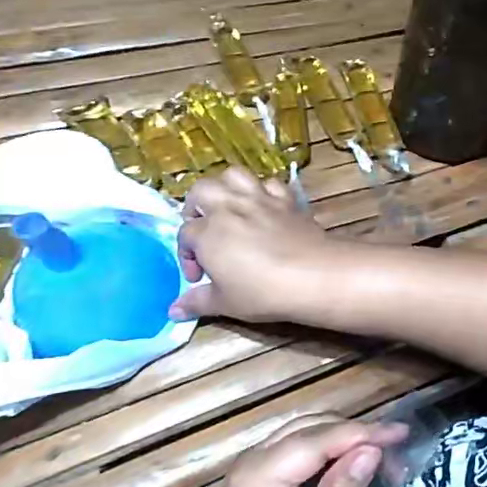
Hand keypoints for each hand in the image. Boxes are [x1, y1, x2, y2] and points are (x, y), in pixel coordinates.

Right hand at [170, 168, 342, 323]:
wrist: (313, 275)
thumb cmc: (262, 292)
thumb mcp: (225, 303)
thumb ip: (196, 302)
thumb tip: (173, 310)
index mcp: (207, 232)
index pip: (185, 235)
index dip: (187, 257)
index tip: (199, 277)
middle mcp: (229, 207)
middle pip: (201, 191)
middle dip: (195, 208)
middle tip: (204, 231)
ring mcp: (259, 199)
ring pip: (233, 176)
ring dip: (226, 188)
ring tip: (228, 208)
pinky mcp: (285, 199)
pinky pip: (269, 183)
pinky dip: (263, 191)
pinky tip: (264, 207)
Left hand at [192, 415, 408, 486]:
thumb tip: (372, 451)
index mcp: (257, 473)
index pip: (317, 439)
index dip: (361, 433)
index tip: (401, 433)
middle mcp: (251, 457)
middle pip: (310, 428)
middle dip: (354, 434)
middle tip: (396, 449)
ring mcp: (252, 463)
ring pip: (305, 433)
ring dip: (343, 439)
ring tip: (381, 454)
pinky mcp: (259, 474)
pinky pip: (298, 448)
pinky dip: (328, 450)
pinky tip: (350, 462)